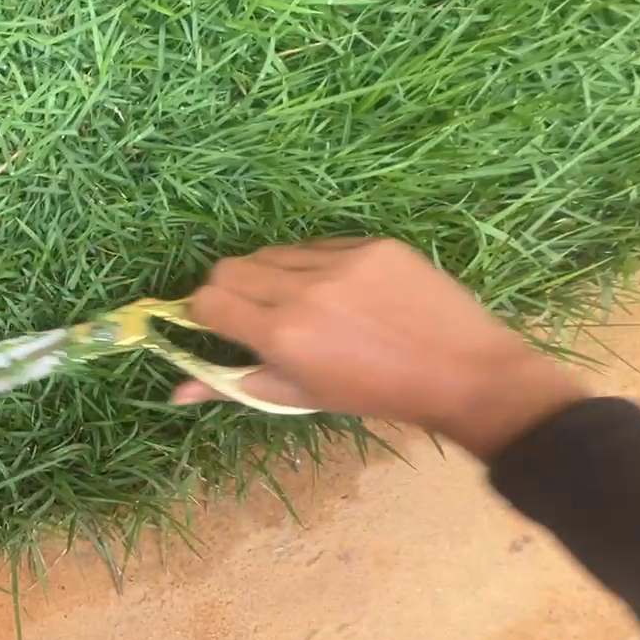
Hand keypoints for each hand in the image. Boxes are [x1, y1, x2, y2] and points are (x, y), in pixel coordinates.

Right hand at [177, 238, 584, 458]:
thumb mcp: (293, 395)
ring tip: (291, 298)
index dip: (201, 312)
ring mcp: (340, 263)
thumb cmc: (369, 393)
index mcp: (279, 335)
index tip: (215, 324)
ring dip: (263, 274)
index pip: (205, 301)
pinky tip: (331, 287)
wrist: (466, 374)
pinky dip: (305, 263)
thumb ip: (228, 386)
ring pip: (266, 253)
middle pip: (226, 269)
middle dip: (225, 290)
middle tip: (248, 310)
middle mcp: (303, 292)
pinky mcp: (372, 246)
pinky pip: (312, 245)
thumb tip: (174, 393)